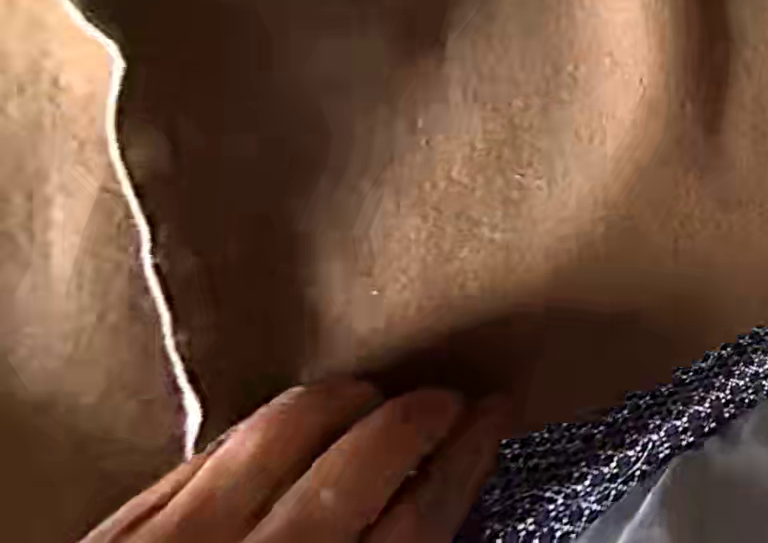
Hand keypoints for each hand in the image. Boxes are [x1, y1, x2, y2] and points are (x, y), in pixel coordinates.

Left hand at [84, 379, 510, 542]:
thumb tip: (451, 484)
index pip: (429, 504)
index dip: (475, 445)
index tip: (499, 407)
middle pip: (377, 447)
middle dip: (430, 409)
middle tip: (447, 404)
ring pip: (293, 424)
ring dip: (353, 399)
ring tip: (372, 403)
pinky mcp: (108, 540)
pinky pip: (214, 448)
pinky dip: (270, 428)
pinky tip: (293, 435)